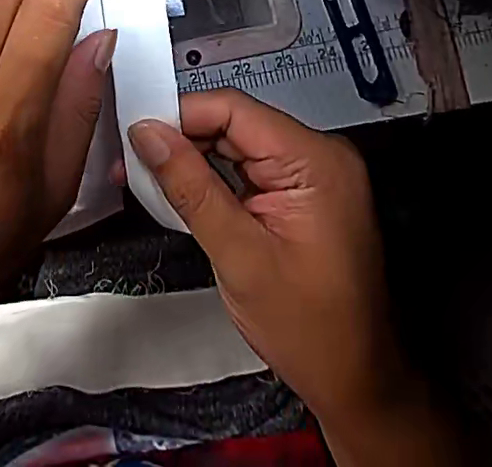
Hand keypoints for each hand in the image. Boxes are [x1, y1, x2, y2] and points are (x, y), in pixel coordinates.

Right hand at [128, 92, 457, 464]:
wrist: (357, 382)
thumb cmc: (313, 330)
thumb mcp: (238, 256)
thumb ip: (189, 186)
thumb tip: (148, 134)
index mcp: (314, 161)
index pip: (233, 109)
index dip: (179, 115)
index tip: (137, 134)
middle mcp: (317, 155)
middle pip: (232, 123)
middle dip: (180, 141)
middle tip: (134, 163)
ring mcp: (310, 172)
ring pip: (233, 143)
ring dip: (191, 160)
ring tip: (151, 181)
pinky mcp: (299, 189)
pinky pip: (245, 166)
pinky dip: (210, 178)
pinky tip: (183, 193)